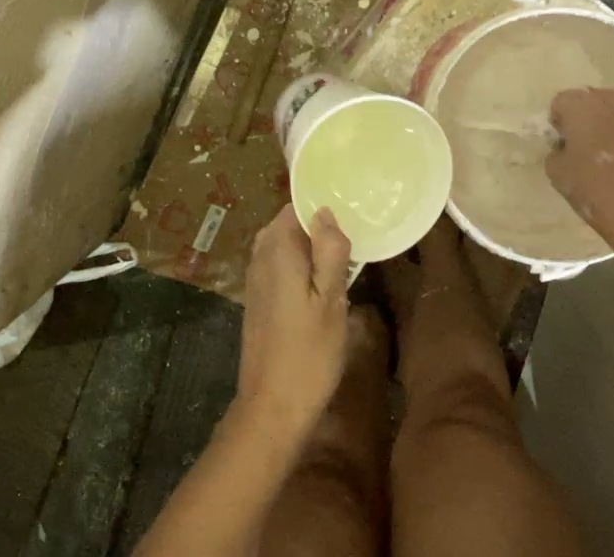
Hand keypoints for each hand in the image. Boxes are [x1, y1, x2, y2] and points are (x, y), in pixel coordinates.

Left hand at [234, 204, 352, 440]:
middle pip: (292, 224)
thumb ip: (329, 250)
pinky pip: (282, 266)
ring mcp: (256, 279)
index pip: (298, 206)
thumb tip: (326, 211)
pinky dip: (303, 268)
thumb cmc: (309, 353)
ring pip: (288, 246)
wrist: (272, 408)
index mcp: (278, 249)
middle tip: (356, 241)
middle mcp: (261, 257)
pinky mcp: (259, 299)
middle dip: (321, 228)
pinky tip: (326, 286)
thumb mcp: (331, 299)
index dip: (325, 206)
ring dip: (314, 250)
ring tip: (347, 261)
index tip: (354, 214)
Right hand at [546, 86, 613, 232]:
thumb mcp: (560, 177)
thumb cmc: (600, 193)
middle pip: (598, 102)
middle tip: (592, 152)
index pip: (563, 103)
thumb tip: (566, 149)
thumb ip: (557, 154)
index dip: (561, 124)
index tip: (565, 146)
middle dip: (593, 122)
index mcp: (583, 105)